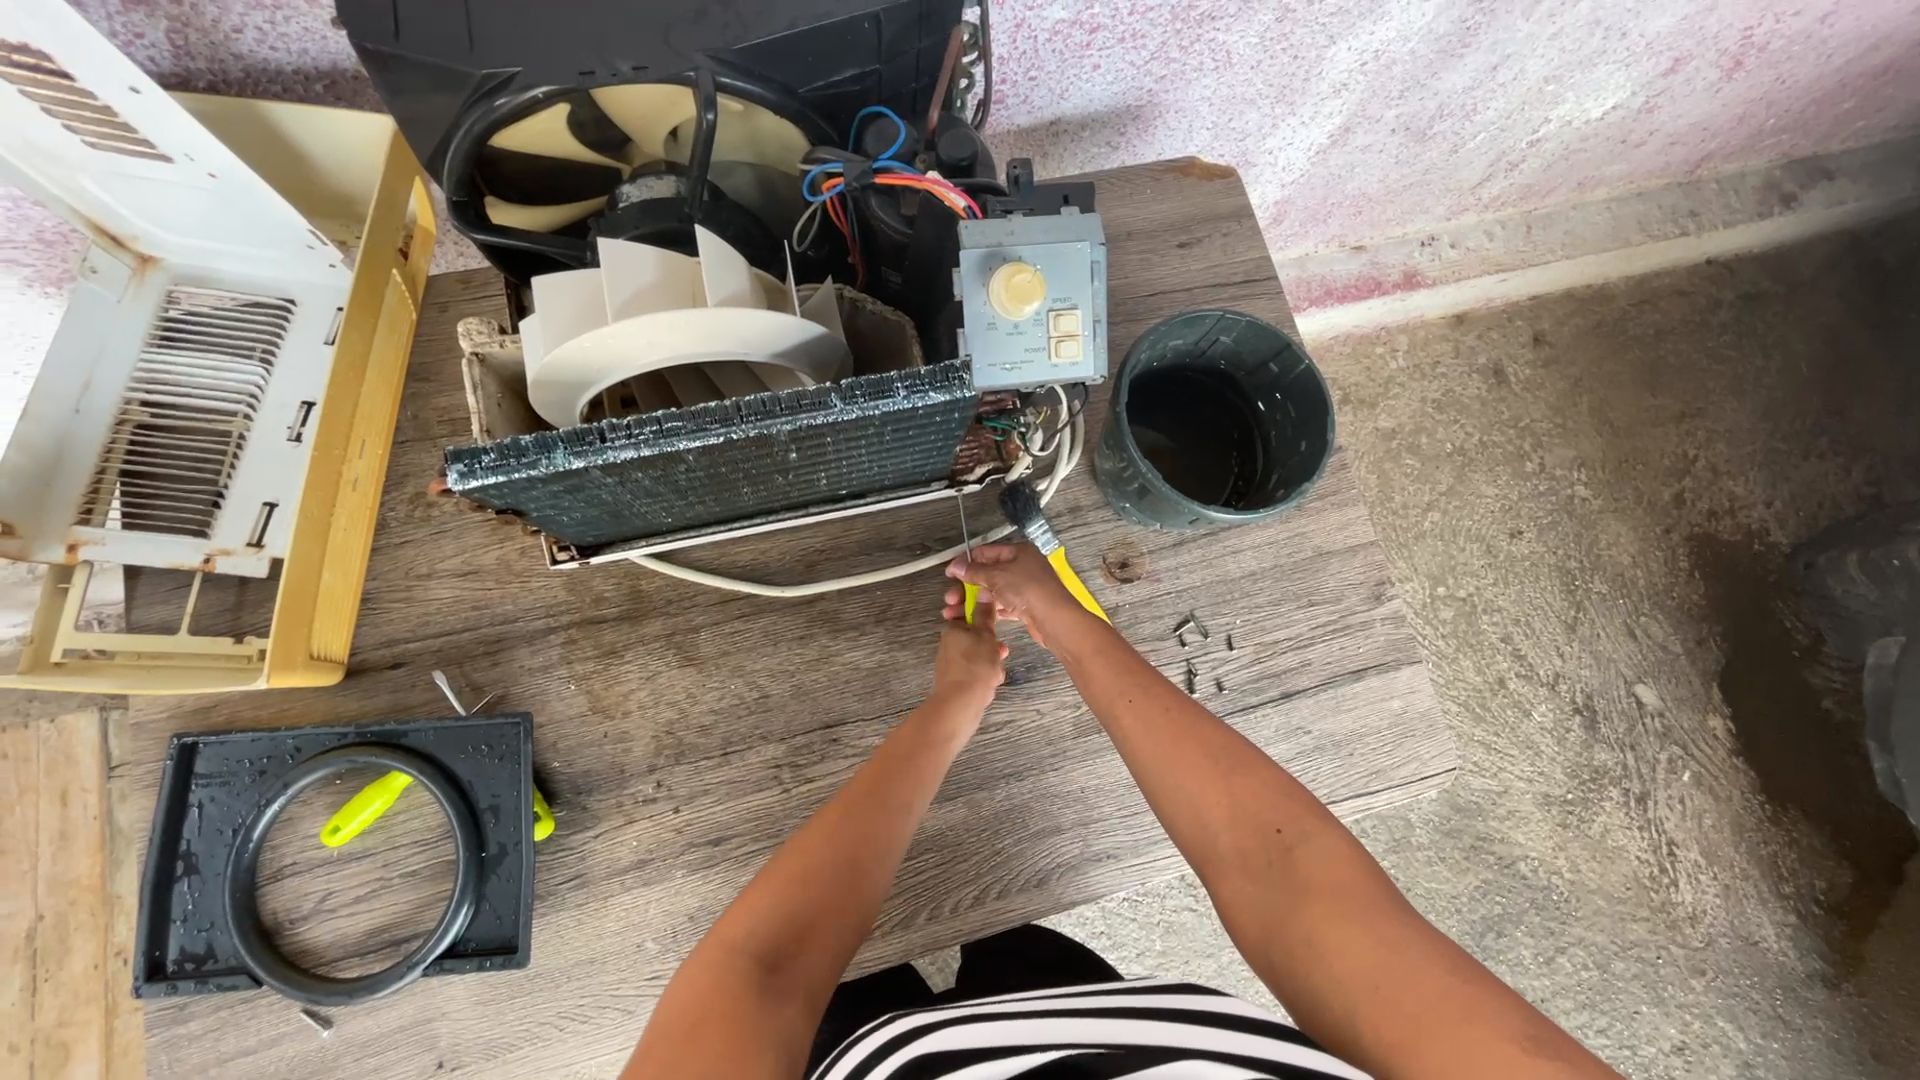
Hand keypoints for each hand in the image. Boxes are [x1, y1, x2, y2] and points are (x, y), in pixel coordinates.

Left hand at [932, 594, 1008, 710]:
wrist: (960, 704)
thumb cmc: (975, 665)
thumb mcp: (985, 635)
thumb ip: (985, 613)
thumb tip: (983, 590)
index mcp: (952, 628)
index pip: (968, 612)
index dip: (983, 615)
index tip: (994, 622)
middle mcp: (949, 643)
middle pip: (977, 635)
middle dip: (992, 643)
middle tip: (1000, 650)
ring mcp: (952, 663)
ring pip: (979, 654)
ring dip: (991, 660)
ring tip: (997, 669)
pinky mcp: (956, 680)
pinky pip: (976, 671)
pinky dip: (986, 674)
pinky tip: (992, 682)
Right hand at [943, 543, 1085, 649]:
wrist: (1054, 620)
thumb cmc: (1032, 591)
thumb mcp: (997, 576)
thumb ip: (975, 571)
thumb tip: (958, 566)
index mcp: (1018, 552)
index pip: (986, 552)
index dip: (966, 562)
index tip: (951, 573)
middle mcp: (1023, 567)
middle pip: (988, 573)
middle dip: (967, 586)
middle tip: (951, 597)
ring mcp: (1025, 587)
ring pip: (993, 591)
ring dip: (974, 600)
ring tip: (956, 611)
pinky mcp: (1026, 605)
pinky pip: (1002, 605)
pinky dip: (988, 610)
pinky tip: (974, 618)